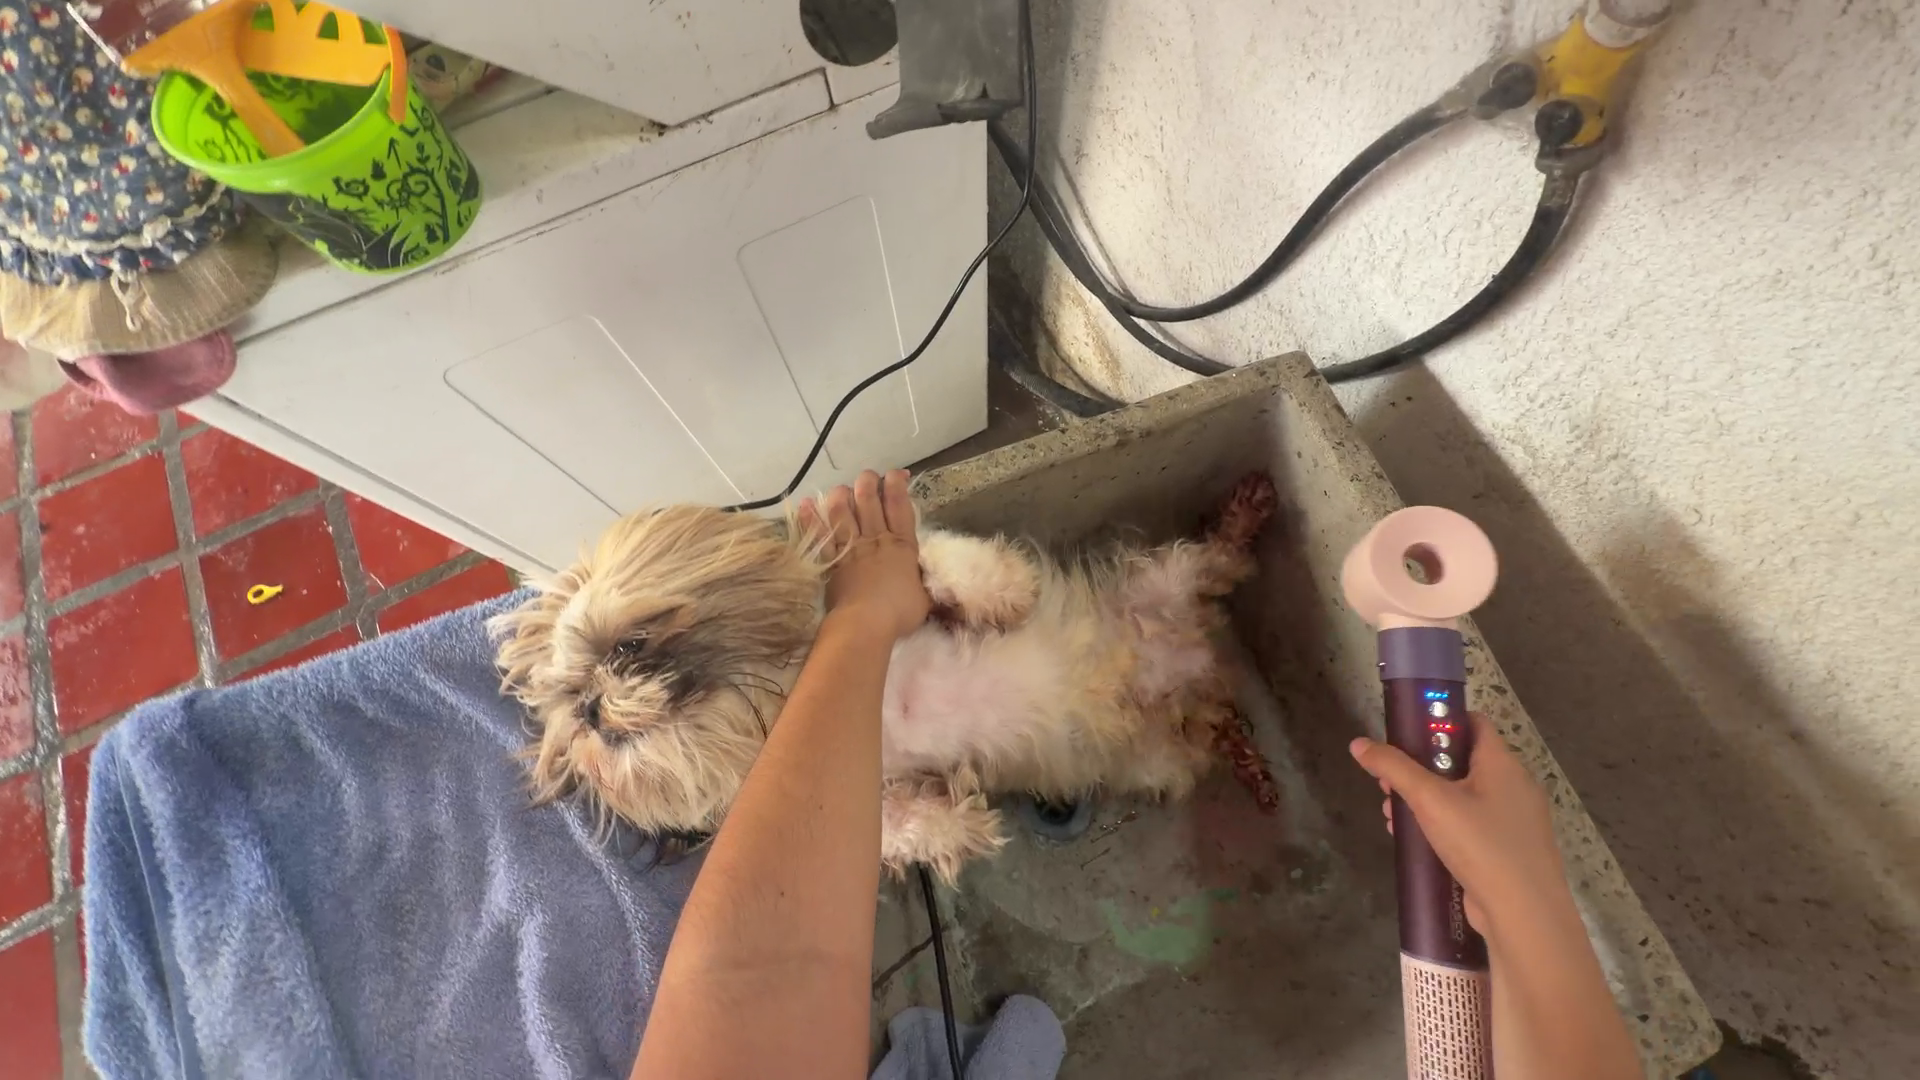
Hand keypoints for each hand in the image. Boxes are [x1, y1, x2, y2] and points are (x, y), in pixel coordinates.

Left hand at [799, 470, 929, 640]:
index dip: (897, 486)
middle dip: (868, 482)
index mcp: (902, 545)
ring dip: (840, 494)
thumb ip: (925, 582)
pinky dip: (810, 518)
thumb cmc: (900, 612)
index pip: (900, 506)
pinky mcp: (830, 561)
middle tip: (868, 477)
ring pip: (841, 510)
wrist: (866, 624)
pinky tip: (805, 503)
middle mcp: (876, 539)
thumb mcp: (926, 598)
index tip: (895, 474)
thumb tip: (931, 581)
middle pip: (869, 500)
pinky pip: (818, 534)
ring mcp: (850, 548)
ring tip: (842, 489)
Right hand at [1349, 712, 1569, 937]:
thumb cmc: (1480, 844)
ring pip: (1460, 794)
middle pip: (1459, 759)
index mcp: (1503, 765)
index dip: (1439, 719)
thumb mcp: (1428, 799)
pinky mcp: (1507, 849)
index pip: (1473, 722)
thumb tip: (1359, 744)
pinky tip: (1412, 837)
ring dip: (1423, 798)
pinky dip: (1440, 822)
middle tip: (1389, 779)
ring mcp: (1513, 821)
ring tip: (1391, 813)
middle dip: (1418, 766)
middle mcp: (1514, 787)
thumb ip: (1393, 767)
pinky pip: (1468, 822)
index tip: (1404, 730)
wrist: (1525, 916)